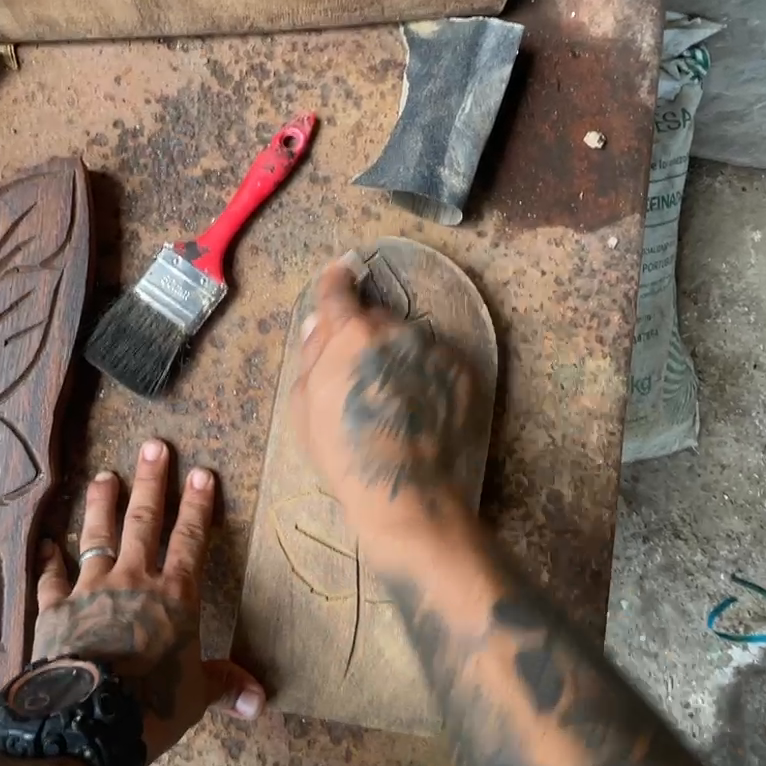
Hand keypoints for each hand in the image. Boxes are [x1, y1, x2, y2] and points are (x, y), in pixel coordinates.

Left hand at [32, 438, 264, 763]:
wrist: (86, 723)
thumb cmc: (151, 705)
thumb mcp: (196, 695)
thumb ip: (225, 685)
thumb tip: (260, 702)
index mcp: (174, 595)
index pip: (191, 539)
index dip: (198, 505)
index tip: (202, 472)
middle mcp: (133, 579)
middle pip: (144, 521)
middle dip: (151, 482)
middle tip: (154, 446)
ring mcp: (92, 589)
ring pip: (98, 535)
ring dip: (102, 504)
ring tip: (104, 476)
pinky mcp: (56, 609)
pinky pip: (52, 579)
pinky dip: (49, 562)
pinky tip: (46, 545)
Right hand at [290, 257, 484, 532]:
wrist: (404, 492)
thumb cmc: (343, 452)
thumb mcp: (304, 406)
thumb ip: (311, 356)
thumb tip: (318, 323)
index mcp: (352, 333)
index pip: (339, 291)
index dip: (335, 281)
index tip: (339, 273)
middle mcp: (396, 330)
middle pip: (374, 317)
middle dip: (362, 333)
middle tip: (356, 369)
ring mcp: (433, 350)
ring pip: (405, 339)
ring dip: (393, 353)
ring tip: (388, 397)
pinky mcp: (460, 372)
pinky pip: (432, 360)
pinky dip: (421, 372)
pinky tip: (414, 406)